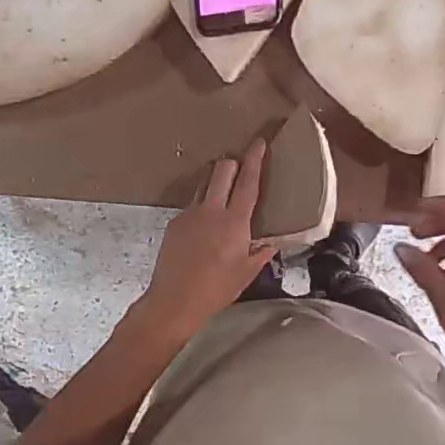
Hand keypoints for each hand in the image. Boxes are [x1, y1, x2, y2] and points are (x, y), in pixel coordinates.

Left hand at [134, 138, 276, 338]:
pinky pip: (191, 206)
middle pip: (221, 170)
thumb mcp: (246, 273)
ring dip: (214, 181)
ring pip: (203, 185)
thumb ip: (260, 253)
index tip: (258, 143)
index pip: (247, 181)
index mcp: (234, 221)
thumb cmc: (216, 290)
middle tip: (239, 166)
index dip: (255, 159)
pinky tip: (203, 225)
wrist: (174, 300)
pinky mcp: (174, 224)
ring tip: (221, 191)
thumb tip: (270, 243)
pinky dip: (201, 207)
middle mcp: (210, 211)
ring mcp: (189, 215)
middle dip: (232, 162)